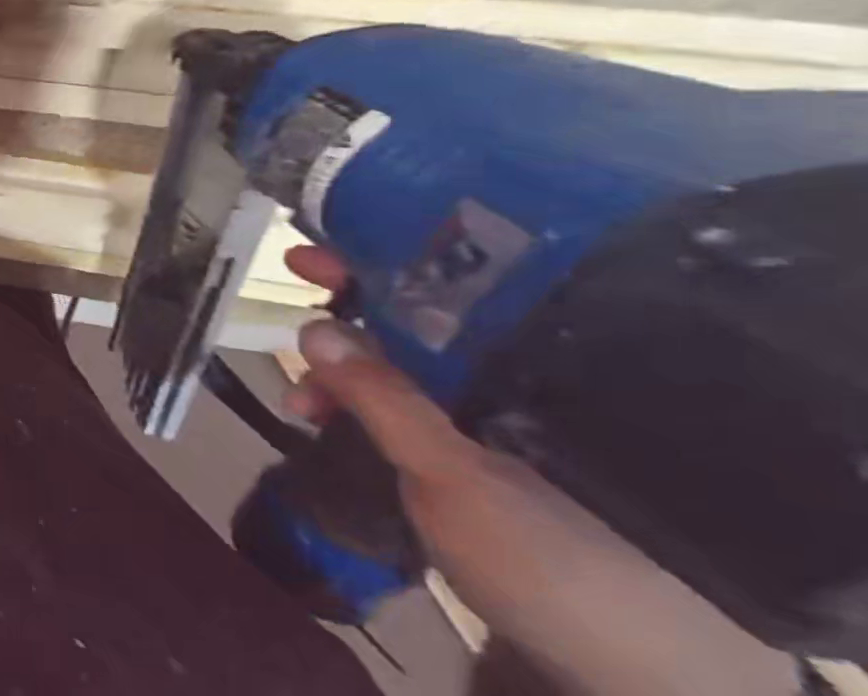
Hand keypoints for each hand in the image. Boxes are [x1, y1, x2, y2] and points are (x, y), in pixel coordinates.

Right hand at [281, 245, 798, 695]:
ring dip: (337, 374)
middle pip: (411, 326)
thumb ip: (383, 400)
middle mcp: (503, 383)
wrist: (613, 666)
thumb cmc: (553, 558)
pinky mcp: (460, 456)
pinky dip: (350, 411)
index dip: (376, 266)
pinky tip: (314, 421)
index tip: (317, 252)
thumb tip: (312, 329)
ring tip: (299, 400)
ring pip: (396, 372)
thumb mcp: (453, 475)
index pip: (443, 294)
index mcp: (523, 371)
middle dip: (344, 311)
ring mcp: (481, 421)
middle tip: (294, 290)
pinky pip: (393, 413)